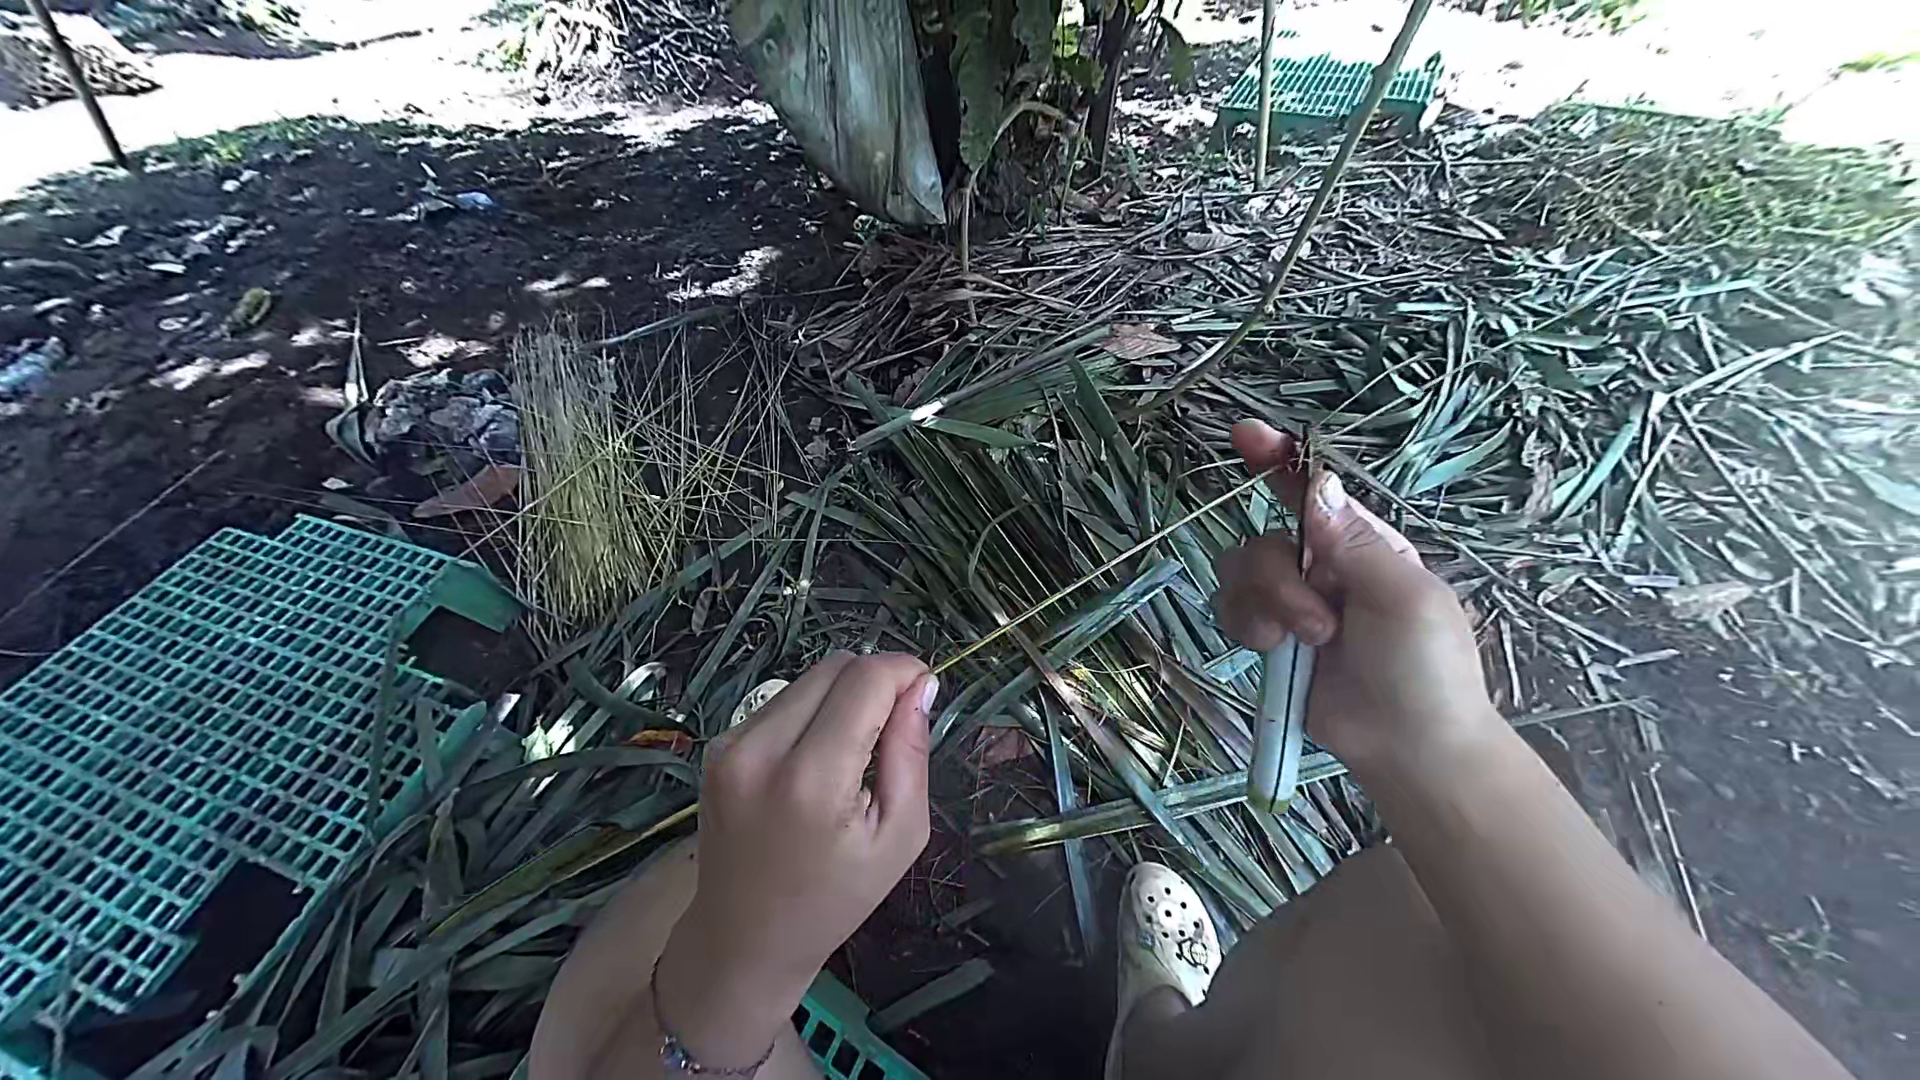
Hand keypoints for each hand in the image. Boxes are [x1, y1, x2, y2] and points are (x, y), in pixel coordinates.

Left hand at [654, 653, 936, 1070]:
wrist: (741, 940)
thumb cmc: (834, 898)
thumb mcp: (899, 836)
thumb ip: (911, 753)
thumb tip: (921, 685)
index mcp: (811, 779)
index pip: (865, 679)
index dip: (904, 670)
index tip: (924, 691)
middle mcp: (761, 748)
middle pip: (837, 665)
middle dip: (877, 678)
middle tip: (895, 721)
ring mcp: (732, 742)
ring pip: (811, 676)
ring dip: (845, 692)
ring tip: (855, 745)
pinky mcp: (720, 743)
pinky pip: (785, 698)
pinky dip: (815, 709)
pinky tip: (818, 754)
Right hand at [1212, 419, 1499, 774]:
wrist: (1405, 744)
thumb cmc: (1426, 667)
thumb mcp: (1405, 598)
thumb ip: (1355, 543)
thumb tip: (1316, 485)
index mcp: (1360, 544)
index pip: (1311, 490)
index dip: (1278, 459)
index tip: (1245, 435)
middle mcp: (1317, 564)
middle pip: (1263, 540)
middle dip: (1280, 581)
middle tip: (1317, 624)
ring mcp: (1287, 600)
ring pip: (1238, 573)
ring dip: (1267, 609)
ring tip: (1304, 644)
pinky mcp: (1265, 632)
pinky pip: (1229, 609)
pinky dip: (1247, 628)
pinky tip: (1276, 652)